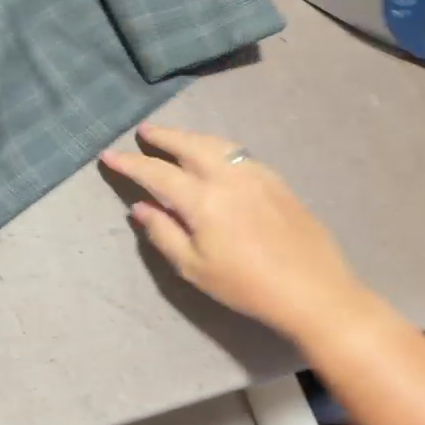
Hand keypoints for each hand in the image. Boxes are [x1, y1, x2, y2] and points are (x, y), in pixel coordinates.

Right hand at [101, 124, 375, 340]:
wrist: (315, 292)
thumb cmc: (246, 286)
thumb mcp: (193, 268)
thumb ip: (163, 233)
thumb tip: (142, 207)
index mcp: (204, 201)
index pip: (157, 174)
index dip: (130, 163)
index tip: (109, 155)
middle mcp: (229, 178)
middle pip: (190, 145)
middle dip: (164, 136)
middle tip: (144, 131)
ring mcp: (258, 176)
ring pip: (218, 144)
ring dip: (192, 137)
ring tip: (175, 137)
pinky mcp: (278, 182)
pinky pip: (240, 153)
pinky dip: (217, 146)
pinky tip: (214, 155)